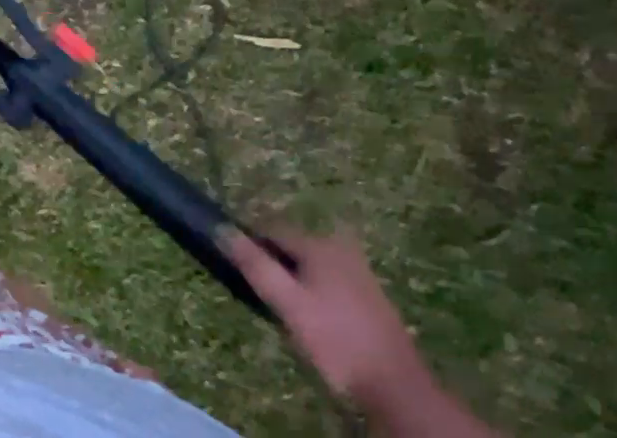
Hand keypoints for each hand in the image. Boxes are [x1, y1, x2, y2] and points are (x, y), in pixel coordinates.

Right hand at [226, 229, 427, 403]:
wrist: (395, 387)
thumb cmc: (333, 339)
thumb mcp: (286, 302)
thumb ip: (254, 264)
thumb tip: (220, 228)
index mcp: (321, 246)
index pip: (270, 230)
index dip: (248, 245)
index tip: (232, 266)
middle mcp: (342, 250)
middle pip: (291, 247)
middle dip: (270, 262)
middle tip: (256, 291)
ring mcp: (359, 273)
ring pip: (308, 265)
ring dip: (289, 278)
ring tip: (278, 306)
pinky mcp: (368, 296)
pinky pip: (325, 280)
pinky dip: (309, 289)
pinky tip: (306, 315)